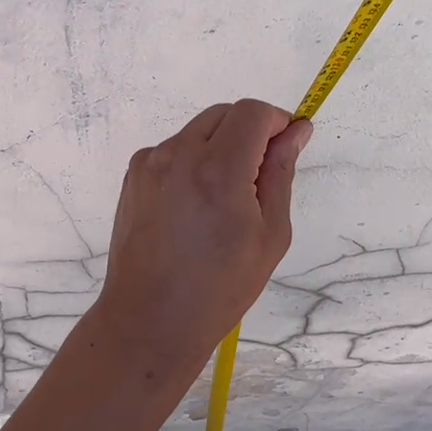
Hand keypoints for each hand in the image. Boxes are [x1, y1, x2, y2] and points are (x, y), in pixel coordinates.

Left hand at [90, 100, 310, 374]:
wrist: (149, 319)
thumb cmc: (220, 288)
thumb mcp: (270, 234)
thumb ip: (281, 172)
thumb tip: (297, 130)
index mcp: (218, 170)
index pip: (251, 111)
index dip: (275, 122)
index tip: (285, 147)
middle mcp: (179, 155)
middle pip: (224, 114)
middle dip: (249, 133)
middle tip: (258, 180)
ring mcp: (150, 162)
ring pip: (199, 130)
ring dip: (220, 147)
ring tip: (222, 202)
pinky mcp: (134, 173)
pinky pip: (174, 150)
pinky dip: (192, 162)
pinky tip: (194, 207)